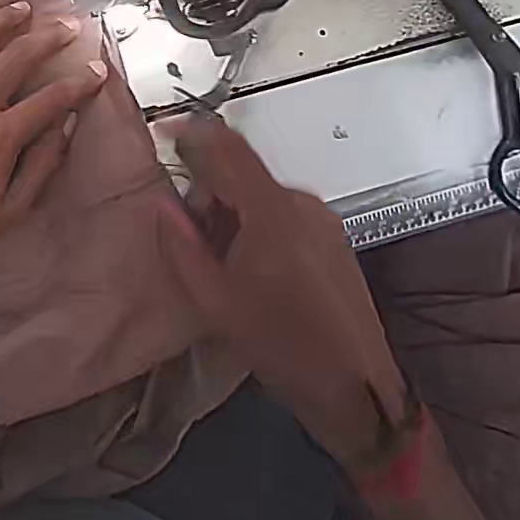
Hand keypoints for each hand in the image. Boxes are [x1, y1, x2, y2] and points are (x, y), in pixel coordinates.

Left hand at [0, 1, 107, 318]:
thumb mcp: (11, 210)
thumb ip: (43, 164)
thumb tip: (65, 126)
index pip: (50, 98)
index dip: (79, 83)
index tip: (96, 71)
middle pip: (16, 57)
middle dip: (47, 38)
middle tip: (66, 26)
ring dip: (1, 22)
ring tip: (21, 8)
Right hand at [157, 114, 409, 463]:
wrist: (355, 389)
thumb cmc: (284, 345)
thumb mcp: (214, 299)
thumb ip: (181, 244)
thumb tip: (163, 206)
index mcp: (271, 213)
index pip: (228, 149)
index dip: (194, 132)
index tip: (169, 130)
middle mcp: (301, 204)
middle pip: (241, 173)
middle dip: (208, 193)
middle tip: (195, 233)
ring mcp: (321, 218)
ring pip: (260, 193)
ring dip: (232, 211)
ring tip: (226, 261)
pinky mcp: (331, 234)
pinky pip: (282, 210)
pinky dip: (257, 222)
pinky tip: (254, 265)